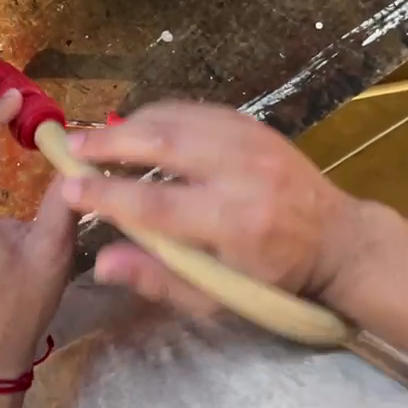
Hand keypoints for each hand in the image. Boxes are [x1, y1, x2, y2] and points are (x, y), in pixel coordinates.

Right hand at [63, 101, 371, 313]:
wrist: (340, 240)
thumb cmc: (274, 280)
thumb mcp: (221, 298)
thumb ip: (160, 278)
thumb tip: (101, 261)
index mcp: (236, 225)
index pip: (157, 205)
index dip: (107, 196)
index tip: (68, 190)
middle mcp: (243, 173)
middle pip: (162, 144)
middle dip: (109, 143)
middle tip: (70, 147)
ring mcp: (250, 140)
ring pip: (175, 118)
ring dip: (127, 125)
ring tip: (94, 137)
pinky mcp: (252, 123)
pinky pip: (192, 109)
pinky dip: (156, 115)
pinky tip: (134, 127)